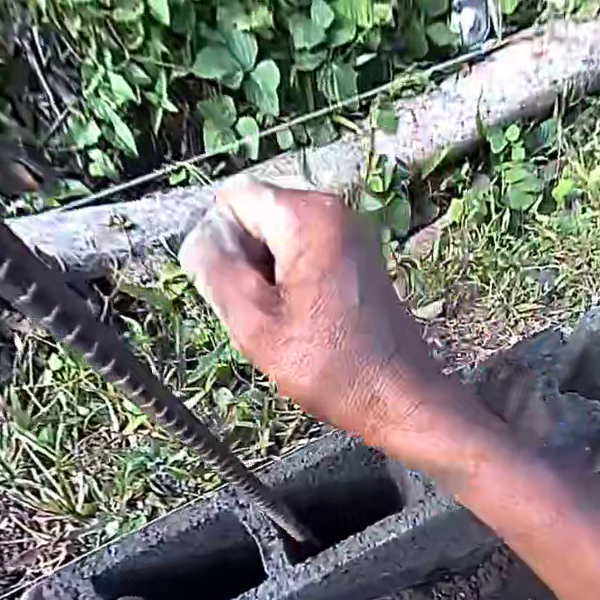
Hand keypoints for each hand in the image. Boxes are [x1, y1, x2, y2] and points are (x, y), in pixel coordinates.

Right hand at [178, 178, 496, 465]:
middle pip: (260, 218)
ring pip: (282, 243)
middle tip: (264, 318)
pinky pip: (310, 259)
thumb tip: (199, 242)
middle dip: (248, 264)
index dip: (220, 246)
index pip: (233, 201)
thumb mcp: (256, 325)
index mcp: (310, 217)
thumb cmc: (333, 369)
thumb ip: (215, 272)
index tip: (237, 296)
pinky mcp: (363, 263)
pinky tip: (307, 326)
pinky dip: (296, 287)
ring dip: (270, 281)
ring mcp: (355, 237)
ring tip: (287, 327)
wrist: (400, 398)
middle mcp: (337, 213)